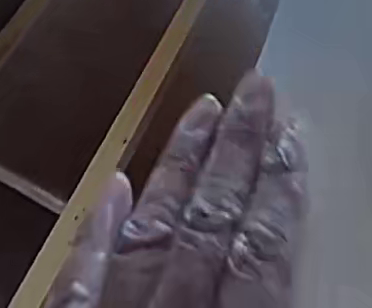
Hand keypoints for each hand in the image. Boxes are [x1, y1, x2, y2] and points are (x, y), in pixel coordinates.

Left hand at [44, 74, 305, 307]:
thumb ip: (273, 298)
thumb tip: (291, 252)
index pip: (260, 251)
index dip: (278, 187)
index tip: (291, 129)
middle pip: (210, 218)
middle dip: (238, 147)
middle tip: (257, 84)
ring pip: (153, 227)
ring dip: (181, 163)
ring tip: (206, 105)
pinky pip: (80, 278)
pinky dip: (97, 230)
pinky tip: (113, 182)